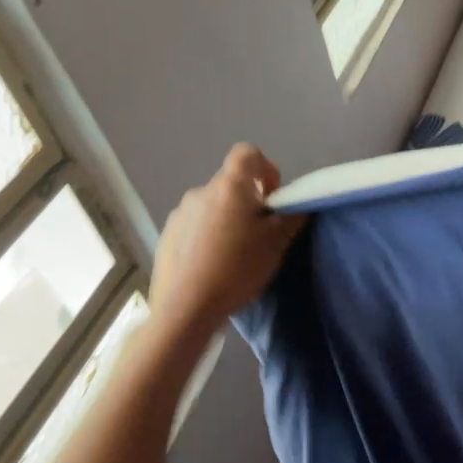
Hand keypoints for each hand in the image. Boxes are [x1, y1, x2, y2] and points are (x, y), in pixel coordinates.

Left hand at [149, 144, 306, 337]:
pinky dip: (207, 235)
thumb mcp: (277, 242)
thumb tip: (297, 203)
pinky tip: (211, 264)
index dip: (265, 168)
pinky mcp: (166, 236)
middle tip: (260, 232)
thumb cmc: (238, 268)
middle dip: (248, 200)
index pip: (247, 153)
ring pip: (212, 206)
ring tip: (234, 253)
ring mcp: (179, 214)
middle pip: (231, 183)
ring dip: (226, 218)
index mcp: (230, 187)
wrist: (185, 308)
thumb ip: (292, 215)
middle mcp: (201, 192)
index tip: (272, 197)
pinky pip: (194, 225)